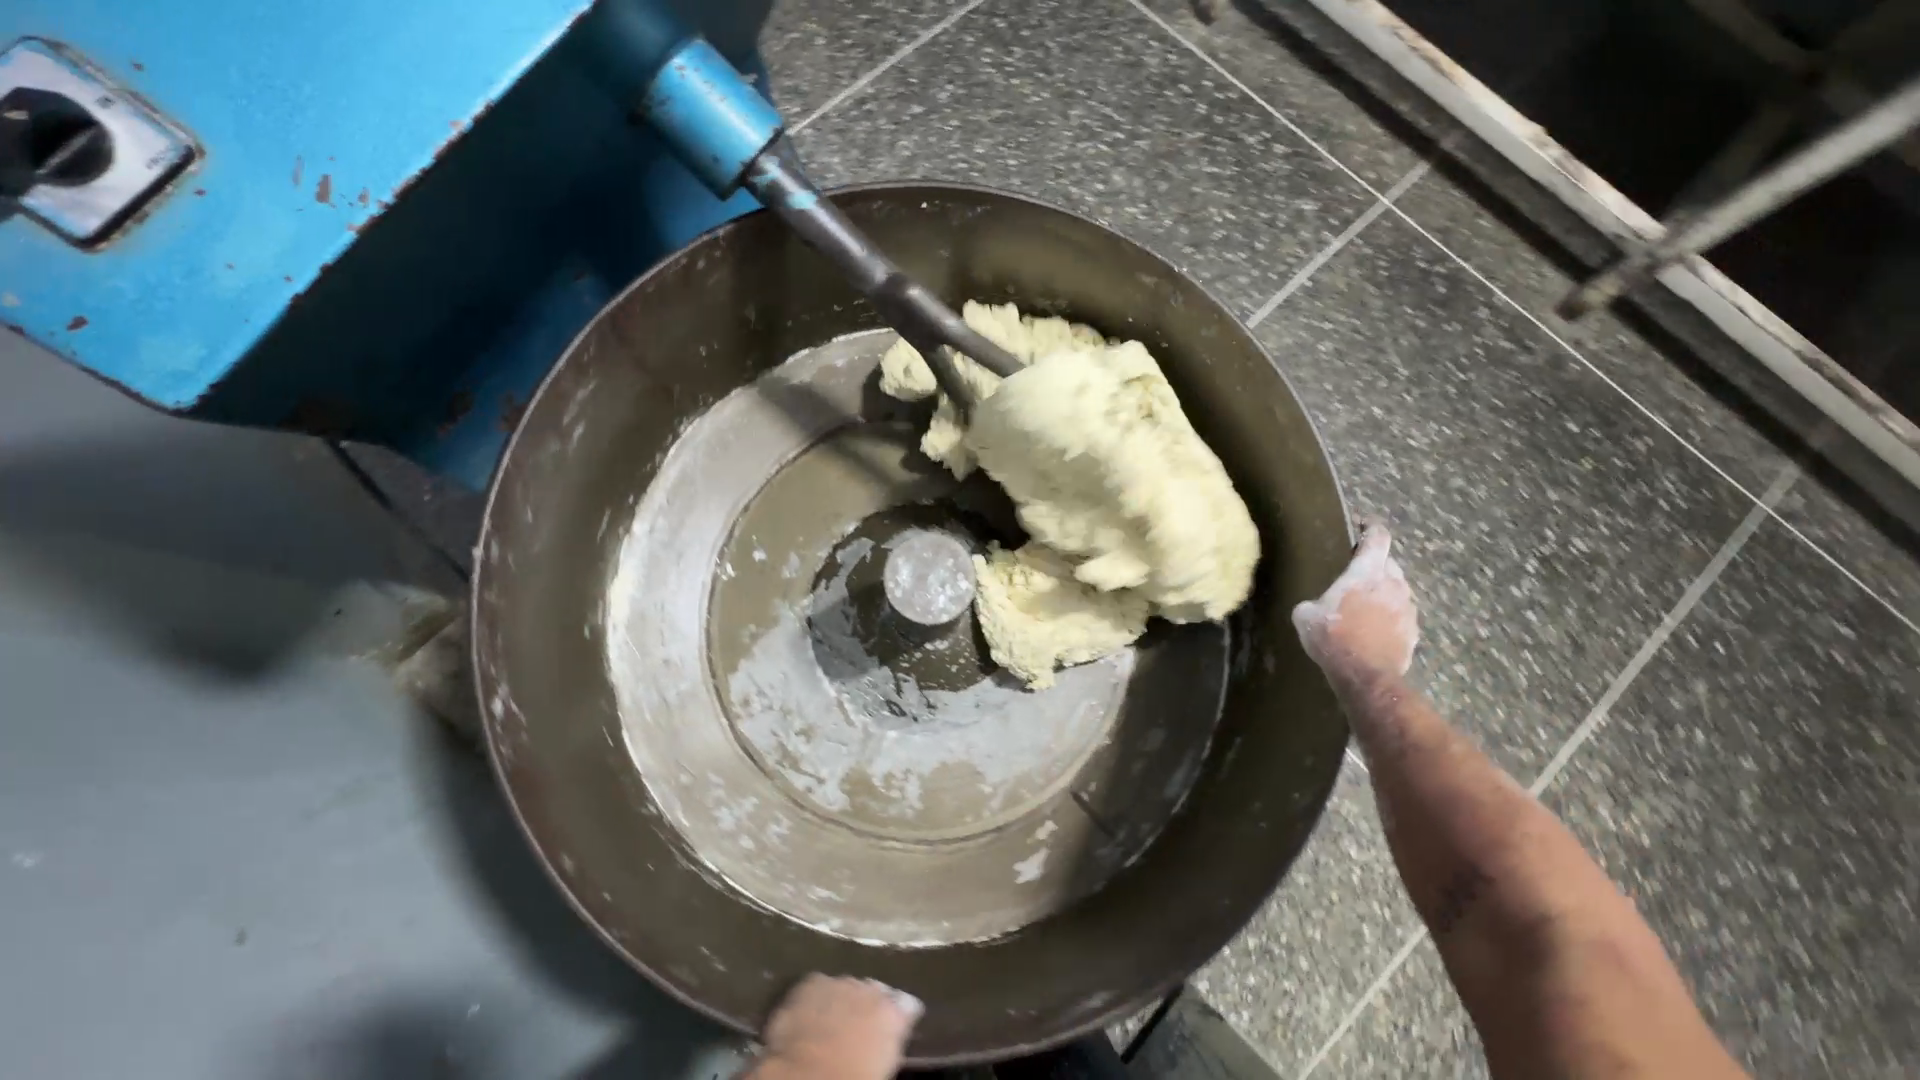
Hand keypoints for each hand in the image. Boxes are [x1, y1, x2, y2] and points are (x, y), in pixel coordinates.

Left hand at [747, 974, 921, 1079]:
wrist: (808, 1074)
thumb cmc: (851, 1076)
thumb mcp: (882, 1065)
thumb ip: (890, 1041)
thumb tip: (889, 1038)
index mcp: (894, 1012)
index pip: (907, 1005)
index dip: (901, 1016)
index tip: (895, 1028)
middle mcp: (872, 989)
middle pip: (876, 991)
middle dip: (870, 1005)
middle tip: (861, 1028)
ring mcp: (842, 982)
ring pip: (848, 986)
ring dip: (845, 999)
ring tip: (835, 1021)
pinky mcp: (814, 983)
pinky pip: (821, 986)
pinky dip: (820, 998)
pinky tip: (812, 1014)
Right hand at [1292, 522, 1418, 678]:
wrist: (1364, 674)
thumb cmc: (1333, 636)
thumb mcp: (1305, 615)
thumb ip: (1313, 602)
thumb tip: (1315, 606)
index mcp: (1367, 572)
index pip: (1378, 538)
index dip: (1370, 528)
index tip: (1361, 525)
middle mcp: (1393, 583)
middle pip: (1389, 563)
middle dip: (1374, 565)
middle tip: (1356, 575)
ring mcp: (1408, 608)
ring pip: (1398, 590)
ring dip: (1384, 592)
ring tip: (1366, 606)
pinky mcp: (1414, 631)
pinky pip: (1402, 615)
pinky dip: (1390, 617)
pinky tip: (1375, 630)